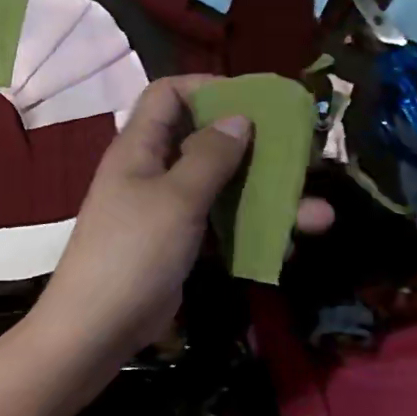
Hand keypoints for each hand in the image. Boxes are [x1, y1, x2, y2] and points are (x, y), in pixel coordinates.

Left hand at [33, 77, 332, 359]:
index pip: (168, 94)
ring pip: (221, 189)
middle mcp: (152, 172)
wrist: (98, 327)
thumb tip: (239, 118)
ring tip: (318, 216)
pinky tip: (287, 247)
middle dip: (256, 148)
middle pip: (206, 141)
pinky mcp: (177, 245)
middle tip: (302, 157)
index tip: (257, 100)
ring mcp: (165, 211)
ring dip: (266, 198)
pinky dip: (250, 232)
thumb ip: (209, 156)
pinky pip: (218, 226)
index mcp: (139, 147)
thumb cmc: (133, 252)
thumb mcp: (175, 198)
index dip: (208, 88)